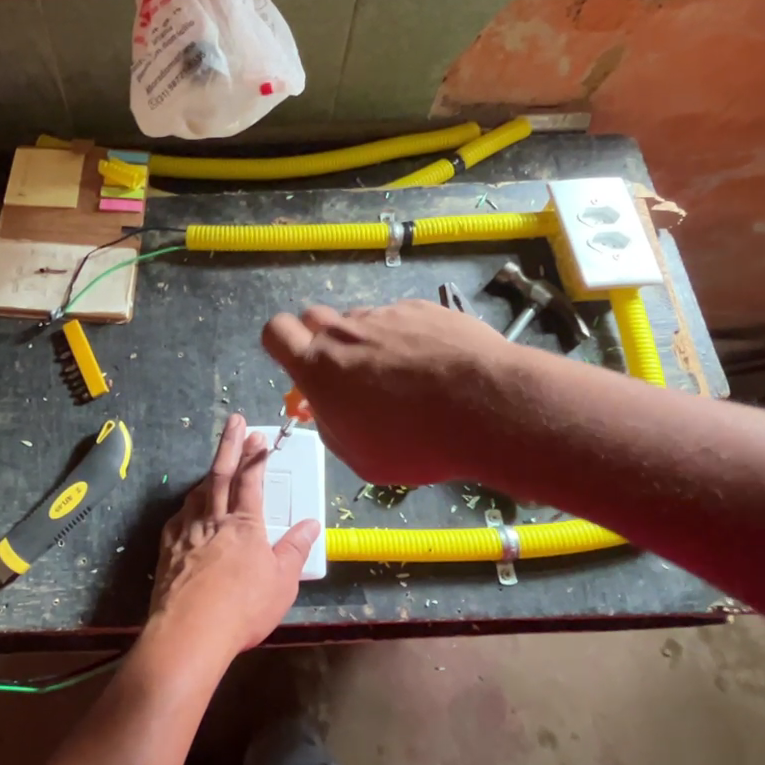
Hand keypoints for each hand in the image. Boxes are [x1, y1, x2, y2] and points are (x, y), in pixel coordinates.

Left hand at [149, 414, 319, 660]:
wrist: (189, 632)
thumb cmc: (243, 608)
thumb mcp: (281, 582)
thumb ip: (295, 550)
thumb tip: (312, 524)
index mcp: (245, 524)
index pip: (252, 480)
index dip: (256, 455)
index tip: (259, 434)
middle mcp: (213, 519)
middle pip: (221, 473)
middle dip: (230, 444)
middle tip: (235, 420)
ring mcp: (186, 531)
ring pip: (197, 492)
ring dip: (209, 474)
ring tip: (216, 465)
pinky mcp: (167, 548)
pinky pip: (179, 517)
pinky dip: (188, 506)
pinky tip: (189, 510)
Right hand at [262, 299, 514, 487]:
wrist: (489, 406)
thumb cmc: (418, 443)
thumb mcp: (360, 457)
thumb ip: (332, 426)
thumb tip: (327, 408)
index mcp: (319, 367)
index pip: (275, 332)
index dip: (281, 344)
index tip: (298, 363)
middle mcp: (346, 332)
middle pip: (313, 317)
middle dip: (320, 339)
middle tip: (346, 371)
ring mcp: (385, 315)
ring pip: (361, 321)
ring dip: (368, 341)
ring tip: (402, 375)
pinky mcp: (422, 308)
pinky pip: (401, 319)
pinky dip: (407, 337)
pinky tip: (434, 365)